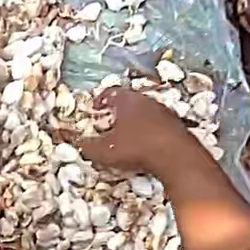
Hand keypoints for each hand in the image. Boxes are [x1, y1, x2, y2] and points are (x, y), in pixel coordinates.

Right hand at [75, 88, 206, 180]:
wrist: (177, 157)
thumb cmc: (137, 149)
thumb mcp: (104, 151)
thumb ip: (85, 146)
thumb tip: (71, 142)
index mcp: (127, 100)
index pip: (110, 92)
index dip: (101, 99)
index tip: (96, 107)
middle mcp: (147, 101)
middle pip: (129, 100)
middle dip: (119, 110)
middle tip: (110, 121)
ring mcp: (165, 112)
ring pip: (146, 111)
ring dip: (136, 120)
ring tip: (128, 134)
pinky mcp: (178, 126)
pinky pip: (159, 124)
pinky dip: (150, 130)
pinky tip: (147, 145)